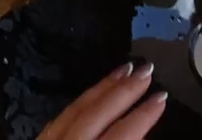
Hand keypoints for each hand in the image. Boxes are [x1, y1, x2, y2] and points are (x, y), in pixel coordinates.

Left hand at [39, 61, 166, 139]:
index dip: (143, 116)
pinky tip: (95, 90)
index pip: (120, 134)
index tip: (162, 97)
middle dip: (125, 91)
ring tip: (127, 68)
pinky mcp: (39, 139)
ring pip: (78, 106)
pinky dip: (83, 98)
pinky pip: (62, 113)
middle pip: (97, 112)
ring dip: (105, 87)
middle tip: (148, 69)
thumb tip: (141, 132)